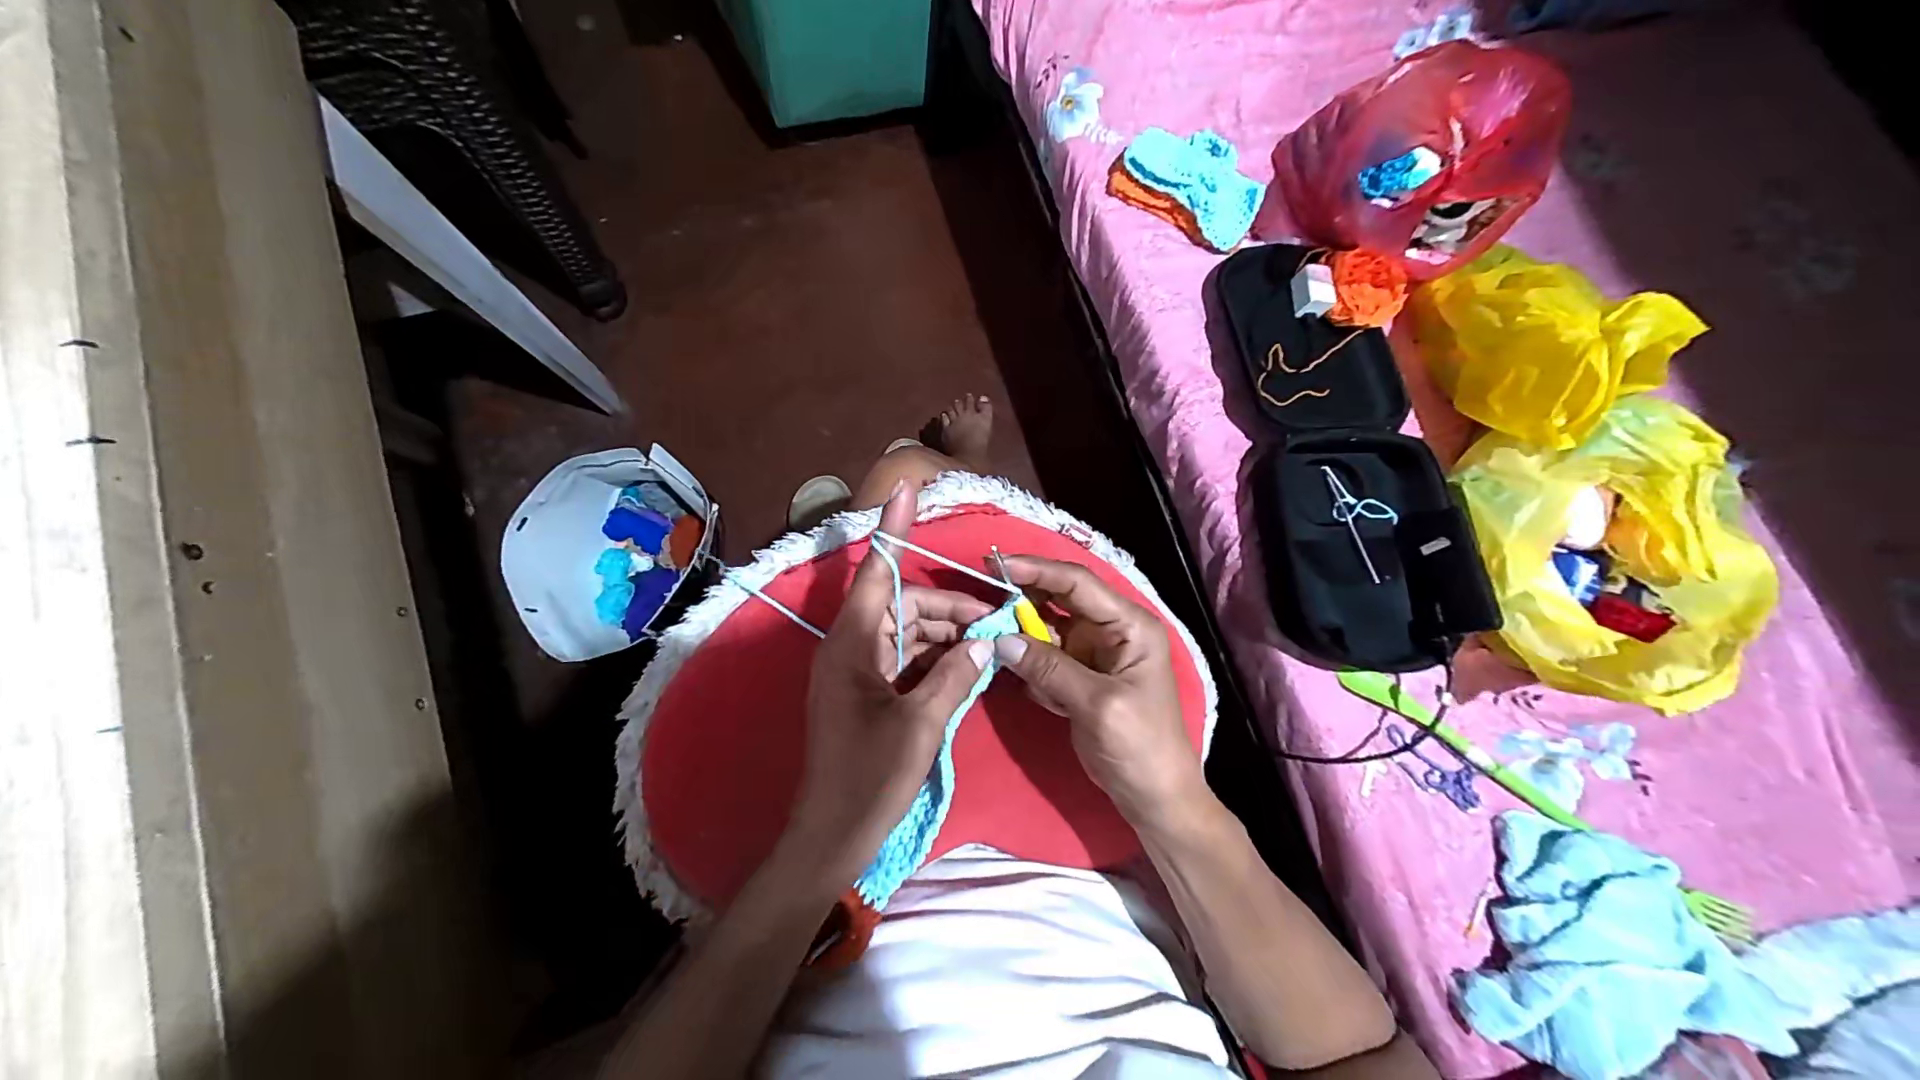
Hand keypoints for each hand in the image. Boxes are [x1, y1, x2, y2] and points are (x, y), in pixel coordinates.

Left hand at [783, 480, 996, 890]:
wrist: (831, 836)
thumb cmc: (870, 777)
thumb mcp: (921, 724)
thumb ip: (954, 676)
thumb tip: (984, 644)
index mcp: (853, 643)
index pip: (877, 570)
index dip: (894, 527)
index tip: (908, 487)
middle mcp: (851, 646)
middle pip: (903, 604)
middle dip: (949, 607)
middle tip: (996, 621)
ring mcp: (856, 669)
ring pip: (907, 631)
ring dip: (945, 634)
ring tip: (989, 644)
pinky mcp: (865, 691)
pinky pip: (903, 657)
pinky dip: (934, 657)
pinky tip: (967, 666)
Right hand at [989, 555, 1203, 827]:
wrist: (1153, 796)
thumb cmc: (1140, 746)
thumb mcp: (1097, 705)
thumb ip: (1050, 669)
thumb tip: (1001, 640)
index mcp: (1128, 625)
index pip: (1077, 583)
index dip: (1037, 570)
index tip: (996, 564)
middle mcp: (1110, 630)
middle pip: (1058, 599)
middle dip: (1022, 601)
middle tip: (985, 604)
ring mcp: (1092, 652)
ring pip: (1046, 628)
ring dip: (1023, 639)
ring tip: (1004, 654)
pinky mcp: (1077, 675)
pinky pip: (1043, 657)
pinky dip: (1031, 667)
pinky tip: (1039, 694)